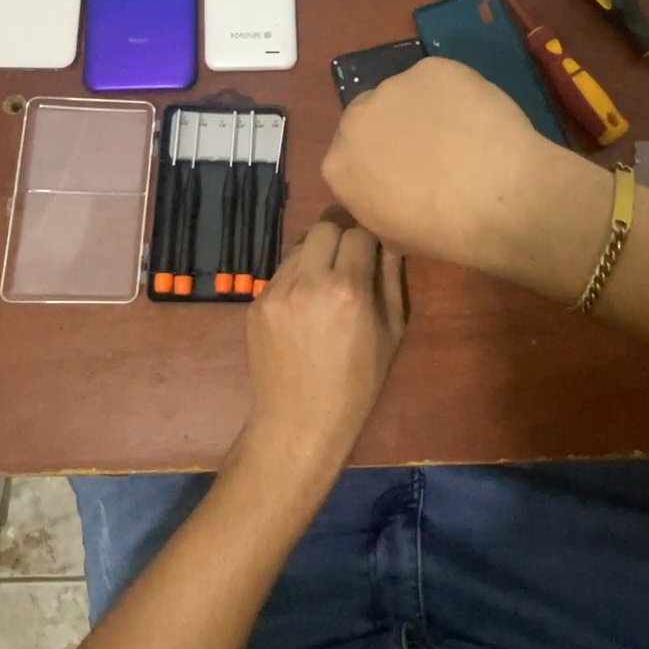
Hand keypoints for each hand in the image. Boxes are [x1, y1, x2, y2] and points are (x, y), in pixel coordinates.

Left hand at [240, 220, 407, 470]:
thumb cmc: (357, 383)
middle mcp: (309, 282)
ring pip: (299, 246)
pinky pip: (281, 273)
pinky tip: (303, 309)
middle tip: (348, 264)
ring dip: (316, 256)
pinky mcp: (257, 303)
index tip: (372, 256)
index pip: (358, 234)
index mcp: (348, 289)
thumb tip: (390, 241)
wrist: (300, 420)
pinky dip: (296, 279)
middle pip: (324, 227)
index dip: (369, 242)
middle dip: (340, 238)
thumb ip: (391, 280)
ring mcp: (277, 291)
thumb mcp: (391, 333)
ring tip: (324, 287)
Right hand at [321, 57, 593, 273]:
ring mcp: (392, 88)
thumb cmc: (444, 233)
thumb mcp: (396, 237)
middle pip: (371, 116)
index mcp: (338, 167)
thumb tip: (393, 201)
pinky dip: (458, 94)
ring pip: (407, 95)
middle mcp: (354, 121)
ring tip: (464, 134)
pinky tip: (479, 118)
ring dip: (428, 110)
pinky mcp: (431, 68)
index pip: (351, 158)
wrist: (495, 199)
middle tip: (432, 149)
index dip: (380, 161)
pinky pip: (441, 80)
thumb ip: (379, 208)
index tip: (405, 171)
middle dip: (395, 128)